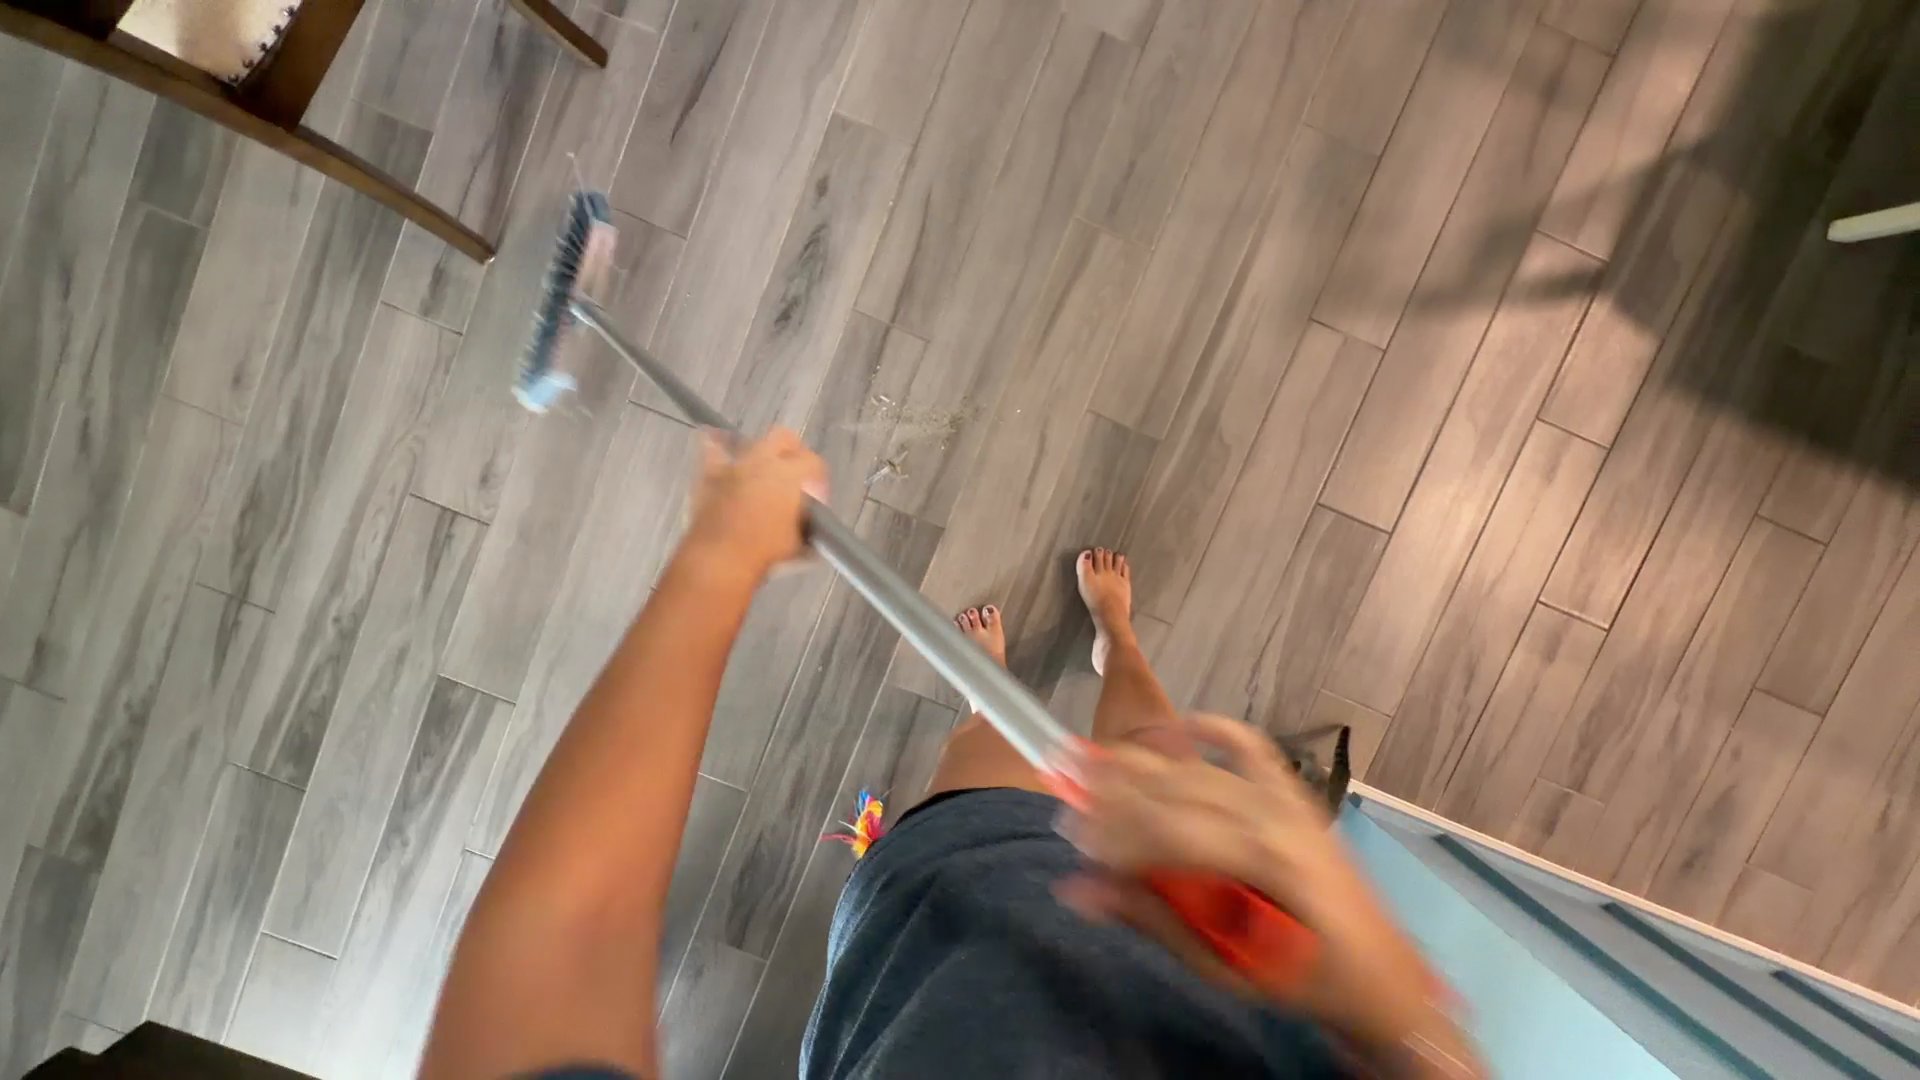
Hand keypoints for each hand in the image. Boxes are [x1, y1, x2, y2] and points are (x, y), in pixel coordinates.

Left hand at [683, 427, 826, 581]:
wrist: (721, 558)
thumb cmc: (766, 552)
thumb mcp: (801, 543)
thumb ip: (808, 526)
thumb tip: (811, 526)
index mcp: (791, 475)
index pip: (814, 463)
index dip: (819, 480)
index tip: (817, 498)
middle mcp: (764, 461)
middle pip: (784, 438)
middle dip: (792, 451)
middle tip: (793, 475)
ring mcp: (734, 465)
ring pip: (750, 443)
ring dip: (759, 456)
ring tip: (761, 472)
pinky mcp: (709, 474)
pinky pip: (712, 450)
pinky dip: (717, 448)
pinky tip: (718, 449)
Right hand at [1056, 715, 1451, 1055]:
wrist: (1380, 975)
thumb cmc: (1298, 980)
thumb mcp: (1221, 964)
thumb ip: (1150, 916)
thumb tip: (1078, 890)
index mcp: (1260, 866)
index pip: (1167, 831)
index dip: (1113, 829)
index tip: (1073, 834)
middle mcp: (1272, 817)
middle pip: (1174, 789)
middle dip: (1115, 790)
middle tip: (1068, 788)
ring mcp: (1285, 799)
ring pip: (1197, 767)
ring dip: (1142, 762)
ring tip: (1096, 760)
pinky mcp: (1293, 792)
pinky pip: (1247, 744)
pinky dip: (1209, 729)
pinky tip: (1175, 729)